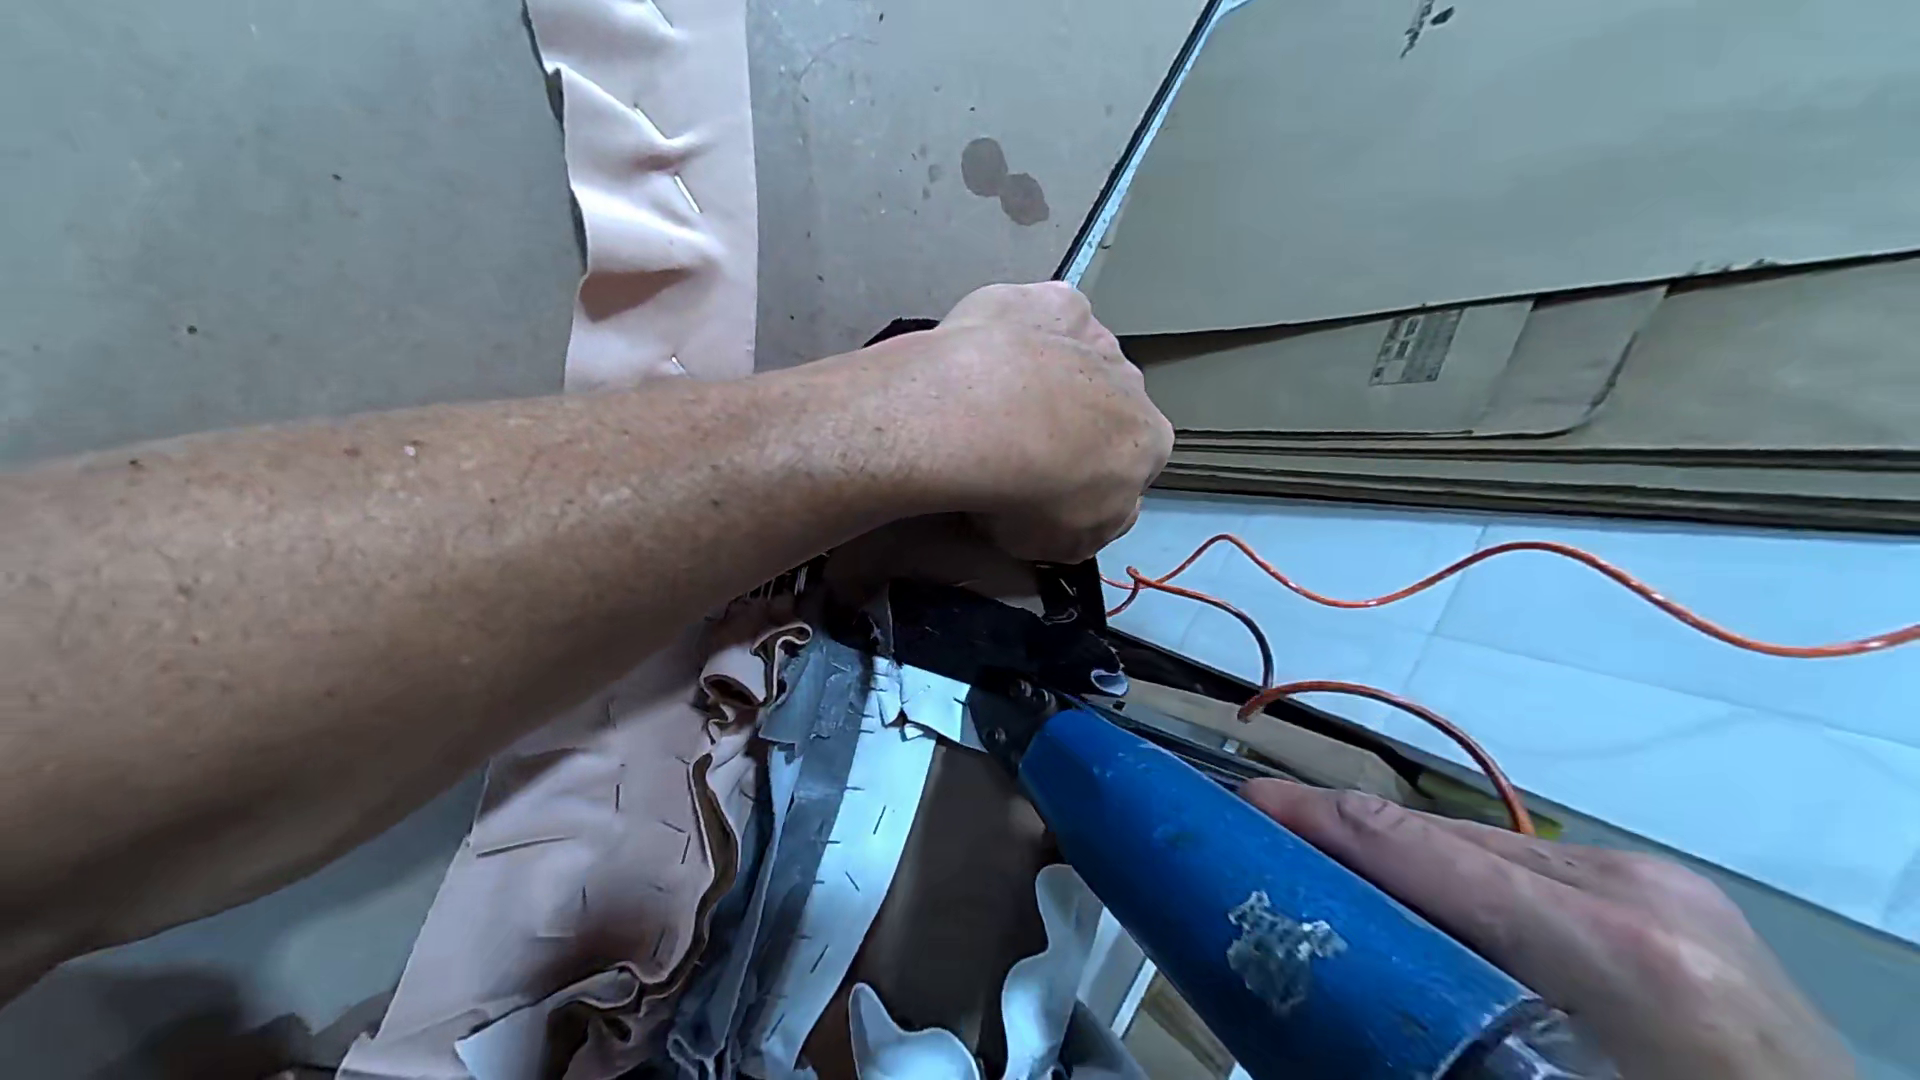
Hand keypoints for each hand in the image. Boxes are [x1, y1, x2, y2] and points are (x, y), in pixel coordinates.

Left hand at [854, 282, 1171, 562]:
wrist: (985, 422)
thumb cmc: (1030, 493)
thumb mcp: (1066, 544)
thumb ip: (1090, 528)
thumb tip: (1093, 515)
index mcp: (1150, 442)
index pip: (1130, 464)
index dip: (1089, 475)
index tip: (1051, 484)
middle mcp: (1133, 383)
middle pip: (1105, 403)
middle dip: (1072, 420)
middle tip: (1019, 443)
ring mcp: (1093, 334)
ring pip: (1075, 356)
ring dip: (1047, 372)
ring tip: (993, 399)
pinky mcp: (1050, 300)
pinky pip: (1043, 316)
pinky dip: (1023, 329)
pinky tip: (990, 350)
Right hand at [1241, 779, 1853, 1079]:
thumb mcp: (1523, 1076)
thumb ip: (1427, 1019)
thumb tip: (1331, 992)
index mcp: (1610, 953)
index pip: (1416, 848)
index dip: (1318, 816)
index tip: (1247, 803)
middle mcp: (1633, 891)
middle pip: (1437, 834)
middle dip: (1343, 832)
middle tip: (1272, 843)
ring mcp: (1658, 884)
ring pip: (1476, 841)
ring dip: (1395, 853)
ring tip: (1328, 866)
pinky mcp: (1668, 892)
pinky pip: (1521, 862)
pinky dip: (1455, 872)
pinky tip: (1420, 895)